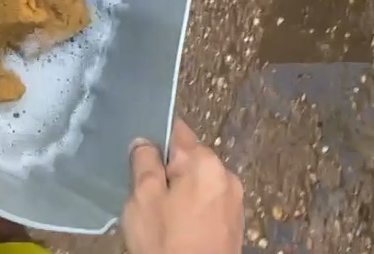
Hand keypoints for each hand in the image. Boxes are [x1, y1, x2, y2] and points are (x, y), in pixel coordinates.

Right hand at [121, 119, 242, 253]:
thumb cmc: (167, 243)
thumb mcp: (143, 198)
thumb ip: (143, 161)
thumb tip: (145, 142)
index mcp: (205, 161)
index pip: (174, 130)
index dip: (153, 141)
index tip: (138, 160)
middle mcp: (226, 175)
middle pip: (187, 157)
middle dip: (167, 170)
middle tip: (147, 195)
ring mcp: (234, 202)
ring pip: (197, 182)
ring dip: (180, 192)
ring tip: (162, 217)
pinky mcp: (235, 226)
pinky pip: (207, 203)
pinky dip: (193, 209)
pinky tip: (179, 230)